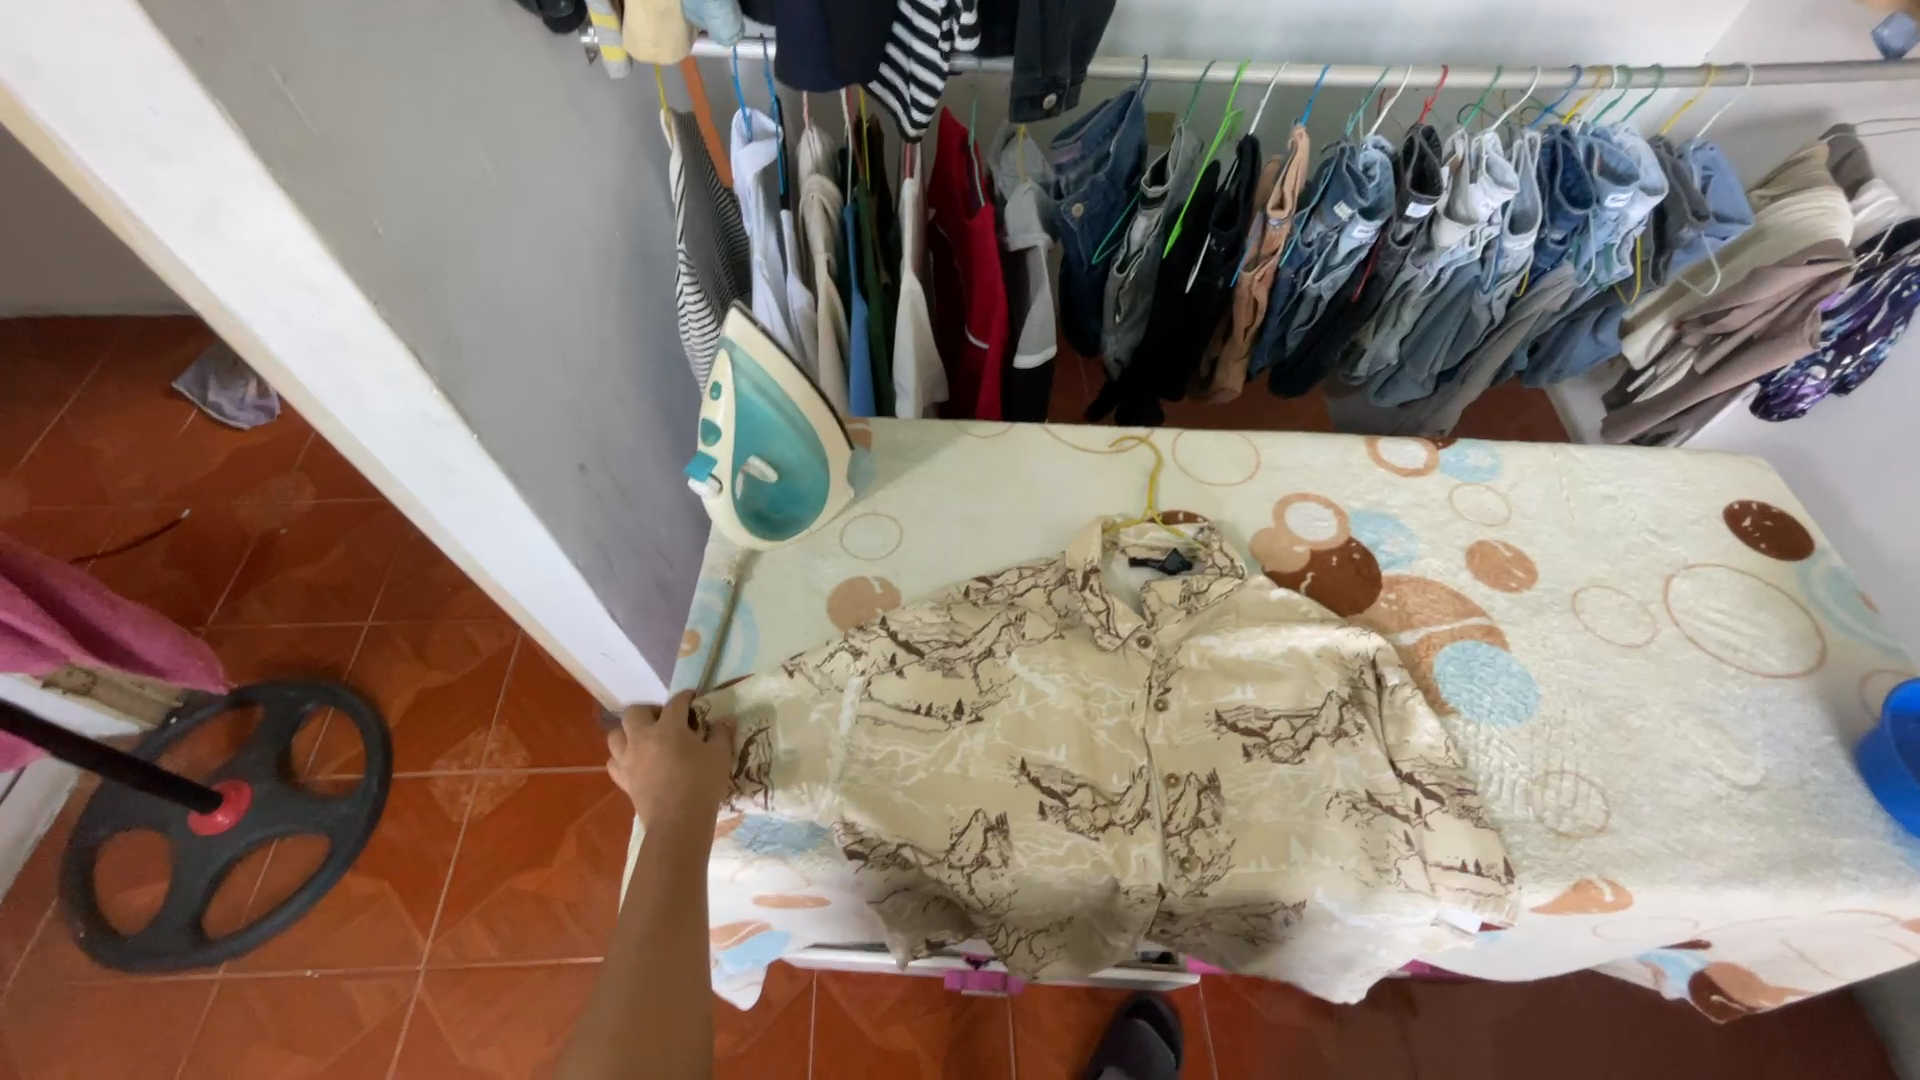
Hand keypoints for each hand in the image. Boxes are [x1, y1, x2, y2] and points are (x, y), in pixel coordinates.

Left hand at [606, 690, 736, 833]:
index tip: (693, 698)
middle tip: (664, 720)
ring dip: (628, 733)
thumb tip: (725, 720)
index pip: (676, 703)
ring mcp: (628, 759)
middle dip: (649, 711)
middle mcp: (643, 738)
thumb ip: (721, 733)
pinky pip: (613, 762)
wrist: (679, 821)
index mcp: (668, 727)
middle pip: (634, 712)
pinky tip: (635, 761)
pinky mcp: (623, 780)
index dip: (685, 697)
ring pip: (615, 735)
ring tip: (644, 739)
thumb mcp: (720, 755)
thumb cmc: (702, 783)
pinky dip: (621, 758)